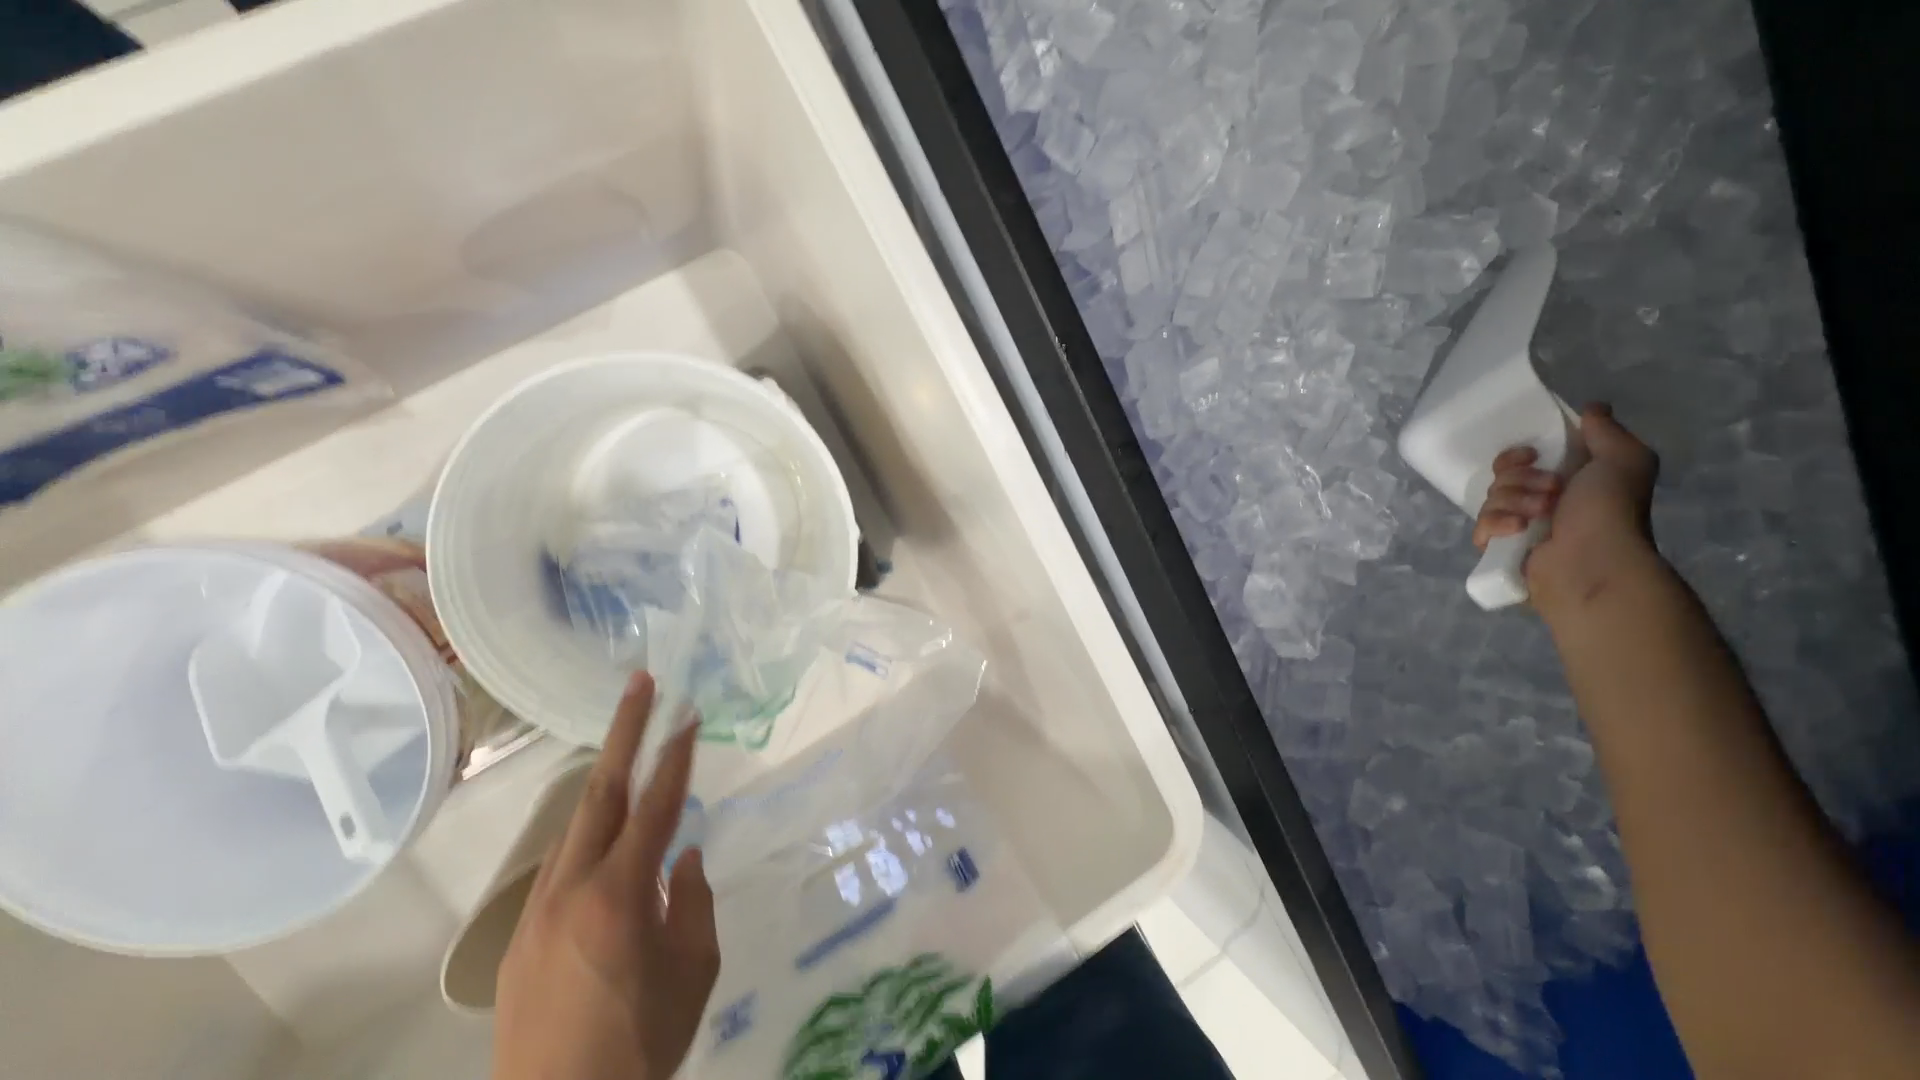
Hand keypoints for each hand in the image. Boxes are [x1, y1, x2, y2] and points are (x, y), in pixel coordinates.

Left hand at [492, 673, 719, 1079]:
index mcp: (622, 894)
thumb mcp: (693, 973)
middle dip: (623, 730)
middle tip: (640, 683)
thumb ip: (694, 903)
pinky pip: (561, 868)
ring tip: (632, 757)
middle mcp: (573, 886)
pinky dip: (590, 842)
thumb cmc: (642, 1043)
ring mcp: (538, 908)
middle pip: (601, 790)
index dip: (676, 754)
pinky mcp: (520, 934)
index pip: (658, 805)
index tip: (689, 712)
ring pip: (575, 827)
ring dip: (606, 784)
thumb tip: (687, 857)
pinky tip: (610, 855)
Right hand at [1474, 403, 1661, 611]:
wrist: (1594, 562)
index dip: (1518, 454)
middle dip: (1520, 479)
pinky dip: (1496, 525)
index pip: (1521, 459)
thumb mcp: (1624, 458)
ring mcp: (1519, 529)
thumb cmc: (1610, 509)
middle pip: (1502, 476)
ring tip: (1540, 516)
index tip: (1531, 454)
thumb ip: (1606, 431)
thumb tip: (1592, 408)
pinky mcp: (1501, 552)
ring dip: (1515, 502)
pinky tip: (1518, 531)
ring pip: (1490, 500)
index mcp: (1565, 482)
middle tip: (1550, 491)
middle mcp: (1541, 503)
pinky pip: (1480, 529)